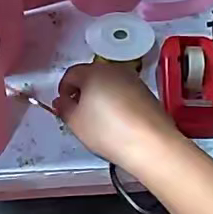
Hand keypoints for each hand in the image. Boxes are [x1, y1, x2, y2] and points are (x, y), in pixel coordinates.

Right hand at [56, 62, 186, 167]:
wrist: (150, 143)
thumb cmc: (111, 131)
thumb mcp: (76, 122)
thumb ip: (64, 107)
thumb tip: (63, 101)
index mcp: (93, 71)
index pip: (71, 74)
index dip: (64, 90)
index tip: (63, 104)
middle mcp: (115, 70)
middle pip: (91, 76)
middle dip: (82, 92)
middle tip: (78, 113)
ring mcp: (133, 80)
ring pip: (109, 83)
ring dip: (100, 97)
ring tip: (98, 121)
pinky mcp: (146, 92)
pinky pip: (125, 92)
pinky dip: (117, 103)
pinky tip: (116, 123)